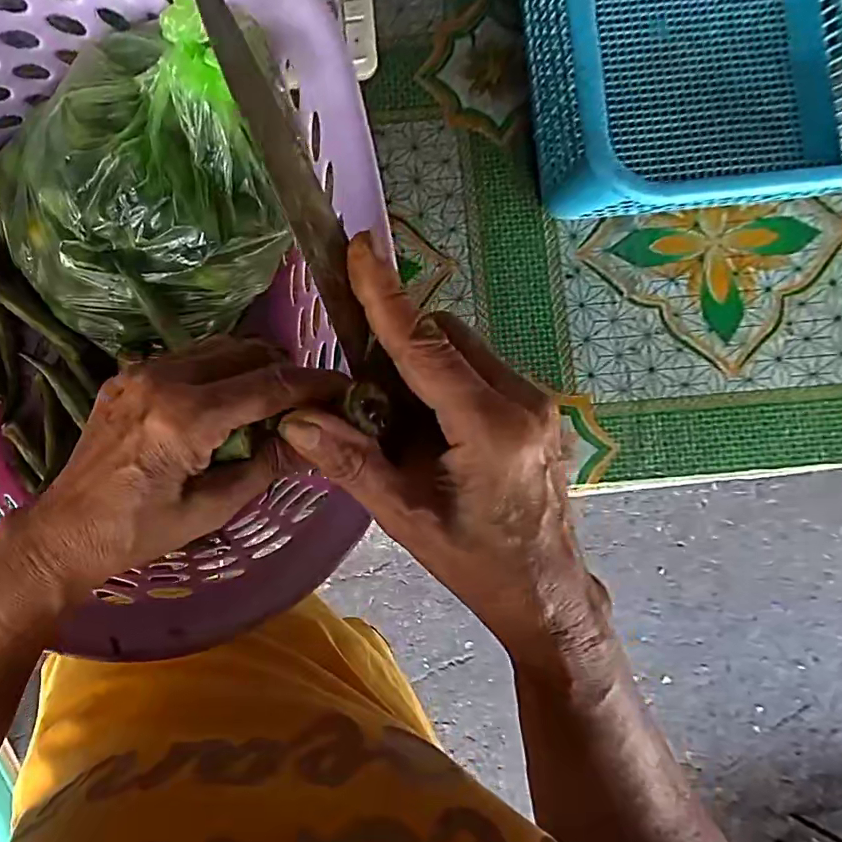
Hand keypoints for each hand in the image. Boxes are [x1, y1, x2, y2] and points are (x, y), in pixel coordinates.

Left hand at [0, 336, 347, 634]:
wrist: (65, 533)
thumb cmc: (139, 533)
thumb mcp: (211, 509)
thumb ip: (265, 467)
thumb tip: (314, 440)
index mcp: (185, 418)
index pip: (268, 386)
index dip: (313, 385)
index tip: (343, 387)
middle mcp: (163, 379)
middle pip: (248, 352)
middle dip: (286, 371)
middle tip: (310, 398)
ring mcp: (140, 371)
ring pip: (220, 346)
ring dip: (255, 365)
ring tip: (275, 397)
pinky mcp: (128, 374)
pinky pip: (191, 356)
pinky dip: (221, 368)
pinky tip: (229, 397)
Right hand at [278, 233, 611, 675]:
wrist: (546, 592)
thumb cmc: (476, 566)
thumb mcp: (406, 519)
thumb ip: (352, 464)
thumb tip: (295, 418)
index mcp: (491, 430)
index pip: (428, 349)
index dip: (387, 297)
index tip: (359, 248)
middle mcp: (525, 402)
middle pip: (449, 336)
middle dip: (401, 344)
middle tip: (367, 395)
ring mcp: (540, 403)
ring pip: (467, 349)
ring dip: (425, 365)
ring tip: (403, 424)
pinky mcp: (541, 410)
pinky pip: (483, 370)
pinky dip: (449, 381)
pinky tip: (435, 429)